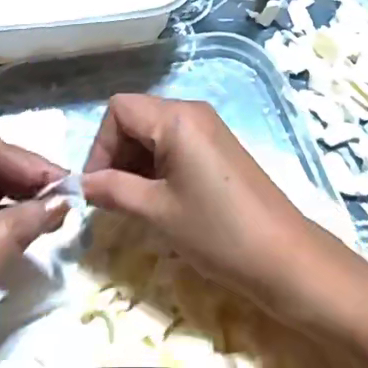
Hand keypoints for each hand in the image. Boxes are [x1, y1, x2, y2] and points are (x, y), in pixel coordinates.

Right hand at [79, 95, 335, 312]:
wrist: (285, 258)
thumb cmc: (217, 231)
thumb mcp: (158, 212)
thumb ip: (114, 190)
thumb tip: (82, 184)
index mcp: (176, 118)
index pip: (119, 110)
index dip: (100, 144)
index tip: (96, 185)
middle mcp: (191, 110)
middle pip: (136, 116)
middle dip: (116, 152)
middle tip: (111, 196)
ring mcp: (208, 126)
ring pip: (154, 129)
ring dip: (135, 160)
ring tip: (133, 202)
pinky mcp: (218, 145)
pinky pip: (175, 141)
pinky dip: (157, 163)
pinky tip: (158, 197)